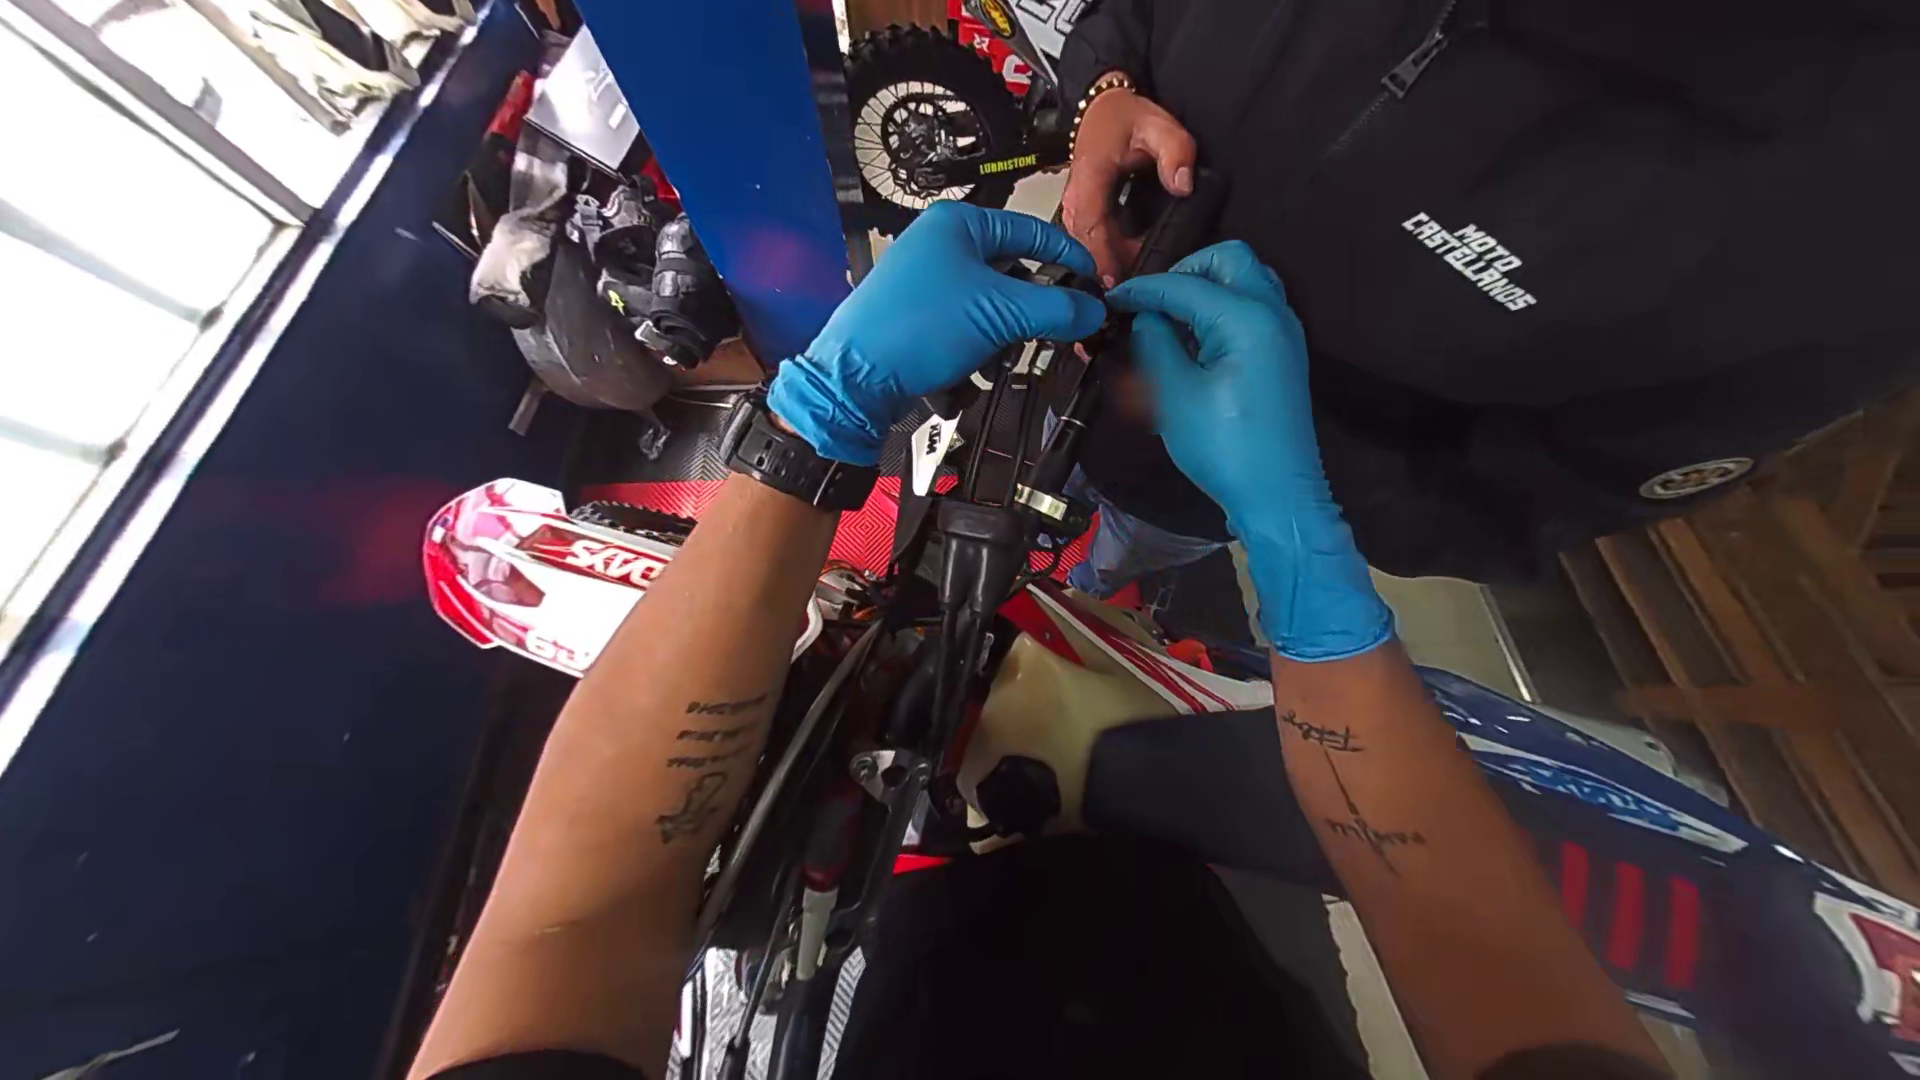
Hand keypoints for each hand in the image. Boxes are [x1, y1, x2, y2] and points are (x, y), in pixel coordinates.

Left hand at [767, 202, 1105, 464]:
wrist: (857, 380)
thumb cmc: (920, 328)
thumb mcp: (1000, 314)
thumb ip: (1056, 309)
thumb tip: (1095, 311)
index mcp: (959, 226)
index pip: (1032, 232)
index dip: (1068, 257)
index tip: (1094, 285)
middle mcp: (941, 250)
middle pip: (1012, 276)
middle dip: (1028, 314)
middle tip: (1047, 337)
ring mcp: (928, 287)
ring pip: (990, 310)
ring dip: (1001, 342)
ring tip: (994, 362)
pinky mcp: (920, 323)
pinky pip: (965, 333)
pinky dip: (974, 355)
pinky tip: (968, 374)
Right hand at [1060, 84, 1196, 283]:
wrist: (1100, 110)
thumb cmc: (1123, 119)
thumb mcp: (1157, 124)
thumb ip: (1175, 151)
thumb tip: (1182, 185)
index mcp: (1089, 180)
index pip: (1092, 228)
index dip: (1103, 258)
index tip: (1116, 283)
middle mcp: (1075, 201)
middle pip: (1087, 247)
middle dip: (1109, 270)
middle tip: (1135, 292)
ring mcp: (1073, 212)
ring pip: (1086, 250)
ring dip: (1108, 266)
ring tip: (1134, 284)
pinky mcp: (1078, 219)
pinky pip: (1089, 246)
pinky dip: (1107, 258)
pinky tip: (1127, 267)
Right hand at [1107, 241, 1392, 660]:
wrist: (1276, 494)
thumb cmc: (1221, 447)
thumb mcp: (1175, 396)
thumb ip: (1156, 345)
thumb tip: (1145, 317)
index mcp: (1246, 318)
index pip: (1184, 284)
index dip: (1142, 290)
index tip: (1109, 300)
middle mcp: (1272, 311)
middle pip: (1228, 260)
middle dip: (1183, 272)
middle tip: (1150, 303)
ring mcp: (1283, 332)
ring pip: (1244, 280)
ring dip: (1203, 288)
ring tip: (1167, 322)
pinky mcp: (1281, 354)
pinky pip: (1251, 308)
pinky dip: (1219, 309)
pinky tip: (1192, 342)